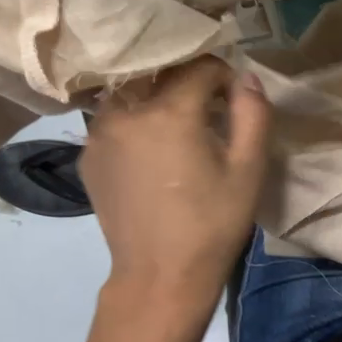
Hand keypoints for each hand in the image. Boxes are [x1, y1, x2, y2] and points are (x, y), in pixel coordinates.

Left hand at [80, 56, 271, 305]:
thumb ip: (252, 114)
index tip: (237, 98)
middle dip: (187, 81)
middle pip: (158, 73)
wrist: (161, 274)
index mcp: (169, 112)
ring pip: (131, 94)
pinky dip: (137, 121)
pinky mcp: (88, 157)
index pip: (198, 67)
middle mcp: (125, 113)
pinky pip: (115, 121)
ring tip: (181, 128)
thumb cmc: (214, 222)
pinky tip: (156, 153)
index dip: (224, 75)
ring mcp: (98, 135)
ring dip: (157, 98)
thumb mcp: (249, 168)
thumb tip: (246, 78)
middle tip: (211, 109)